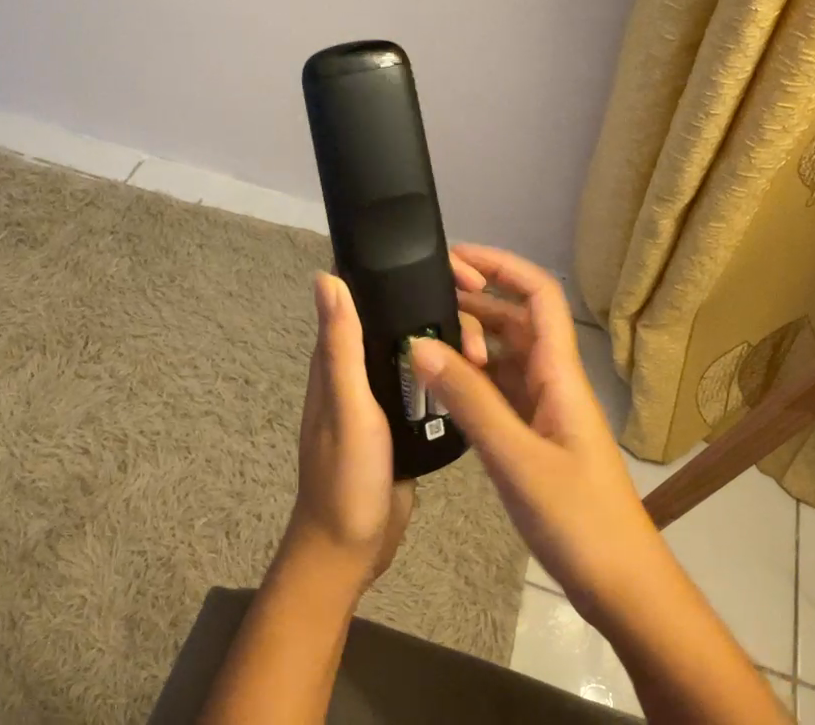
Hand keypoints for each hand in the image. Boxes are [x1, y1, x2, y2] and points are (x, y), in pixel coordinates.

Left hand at [283, 259, 489, 589]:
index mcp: (336, 360)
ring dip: (448, 337)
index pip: (359, 294)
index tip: (446, 265)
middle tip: (480, 312)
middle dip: (436, 303)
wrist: (352, 548)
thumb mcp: (347, 408)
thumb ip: (340, 346)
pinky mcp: (402, 418)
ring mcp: (381, 394)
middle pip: (397, 316)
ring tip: (488, 345)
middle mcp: (357, 369)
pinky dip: (449, 369)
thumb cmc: (345, 478)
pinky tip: (480, 369)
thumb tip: (327, 277)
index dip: (394, 270)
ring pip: (417, 347)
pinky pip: (428, 381)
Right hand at [408, 244, 663, 622]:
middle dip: (476, 301)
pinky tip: (440, 387)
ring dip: (471, 343)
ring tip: (421, 338)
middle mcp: (554, 383)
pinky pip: (501, 395)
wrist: (621, 584)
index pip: (539, 297)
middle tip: (421, 299)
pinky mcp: (536, 441)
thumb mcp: (516, 459)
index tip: (455, 256)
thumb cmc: (579, 519)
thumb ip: (469, 402)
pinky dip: (472, 383)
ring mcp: (545, 413)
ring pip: (506, 359)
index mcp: (560, 375)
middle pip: (517, 322)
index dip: (502, 266)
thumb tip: (421, 345)